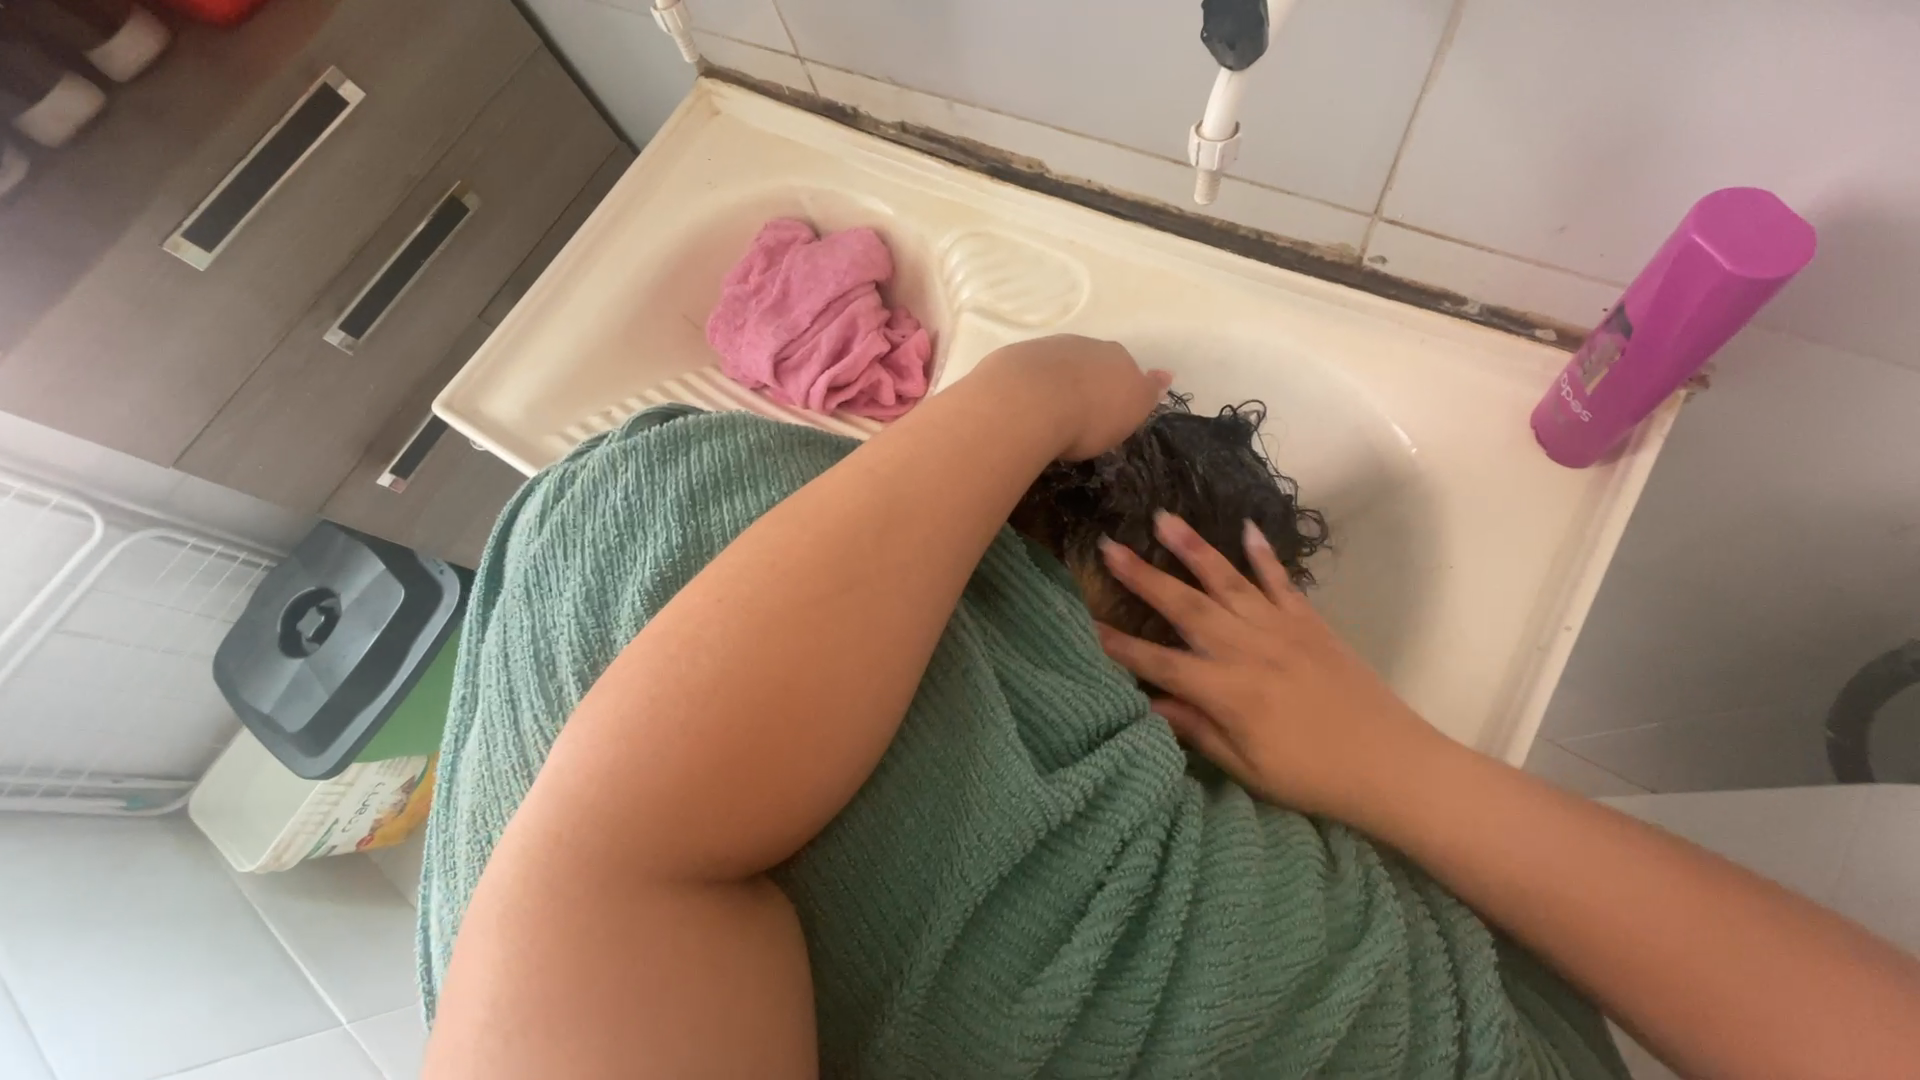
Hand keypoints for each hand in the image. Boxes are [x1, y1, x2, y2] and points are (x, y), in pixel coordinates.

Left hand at [976, 335, 1171, 460]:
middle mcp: (1083, 346)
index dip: (1119, 391)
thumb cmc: (1090, 416)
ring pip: (1057, 366)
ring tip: (1046, 416)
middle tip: (1077, 416)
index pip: (1126, 371)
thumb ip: (1146, 393)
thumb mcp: (1131, 411)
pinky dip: (1027, 388)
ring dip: (1055, 384)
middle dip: (1087, 384)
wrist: (1030, 402)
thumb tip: (1164, 375)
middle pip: (1090, 364)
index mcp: (1117, 358)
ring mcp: (1046, 349)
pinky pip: (1026, 374)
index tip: (1109, 412)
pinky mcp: (1014, 360)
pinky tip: (1021, 409)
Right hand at [1093, 511, 1450, 821]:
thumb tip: (1148, 702)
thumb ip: (1196, 728)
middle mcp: (1247, 650)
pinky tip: (1246, 528)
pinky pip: (1281, 581)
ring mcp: (1281, 630)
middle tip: (1109, 546)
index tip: (1084, 623)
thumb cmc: (1312, 776)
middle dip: (1143, 577)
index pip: (1159, 663)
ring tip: (1164, 519)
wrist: (1393, 765)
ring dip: (1193, 549)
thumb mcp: (1247, 766)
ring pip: (1227, 581)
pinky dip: (1263, 554)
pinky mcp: (1310, 623)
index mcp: (1227, 691)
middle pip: (1184, 606)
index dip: (1119, 646)